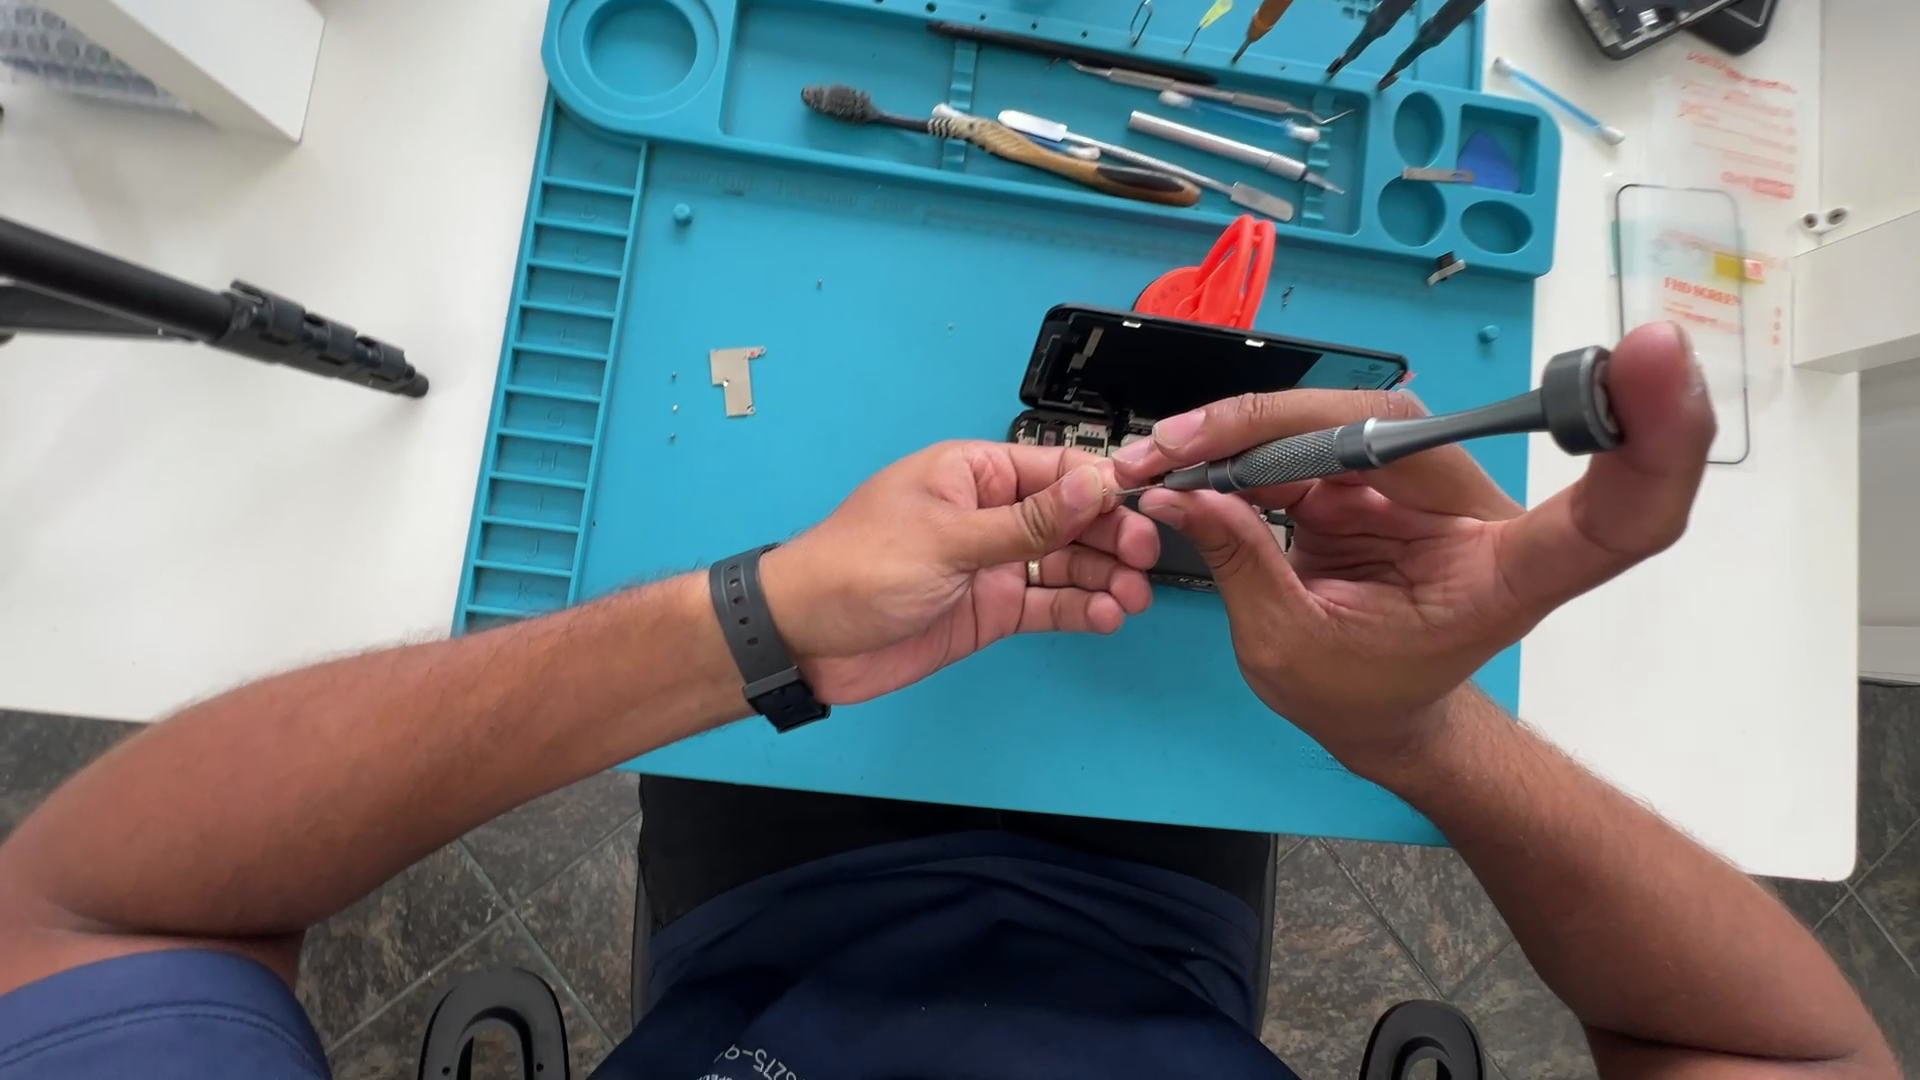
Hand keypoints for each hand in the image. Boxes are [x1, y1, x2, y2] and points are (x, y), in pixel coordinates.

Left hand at [760, 441, 1159, 704]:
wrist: (807, 641)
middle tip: (1144, 558)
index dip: (1105, 485)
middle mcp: (991, 515)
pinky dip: (1080, 609)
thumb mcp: (947, 540)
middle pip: (1071, 517)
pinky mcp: (993, 610)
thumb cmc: (860, 567)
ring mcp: (994, 564)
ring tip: (1133, 596)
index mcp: (975, 474)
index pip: (1057, 469)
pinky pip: (1049, 604)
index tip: (1149, 504)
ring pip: (1067, 563)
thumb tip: (1096, 484)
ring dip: (1105, 577)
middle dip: (1112, 535)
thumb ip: (1026, 521)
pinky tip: (1107, 616)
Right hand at [1110, 323, 1714, 775]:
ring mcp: (1415, 492)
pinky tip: (1188, 460)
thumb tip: (1182, 493)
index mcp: (1498, 573)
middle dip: (1270, 425)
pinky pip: (1303, 445)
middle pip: (1392, 430)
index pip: (1608, 513)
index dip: (1649, 434)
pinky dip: (1239, 452)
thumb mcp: (1286, 647)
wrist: (1364, 708)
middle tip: (1179, 444)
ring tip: (1164, 456)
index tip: (1655, 353)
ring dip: (1238, 434)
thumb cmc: (1356, 697)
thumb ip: (1242, 564)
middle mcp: (1467, 514)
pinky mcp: (1368, 483)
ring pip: (1334, 424)